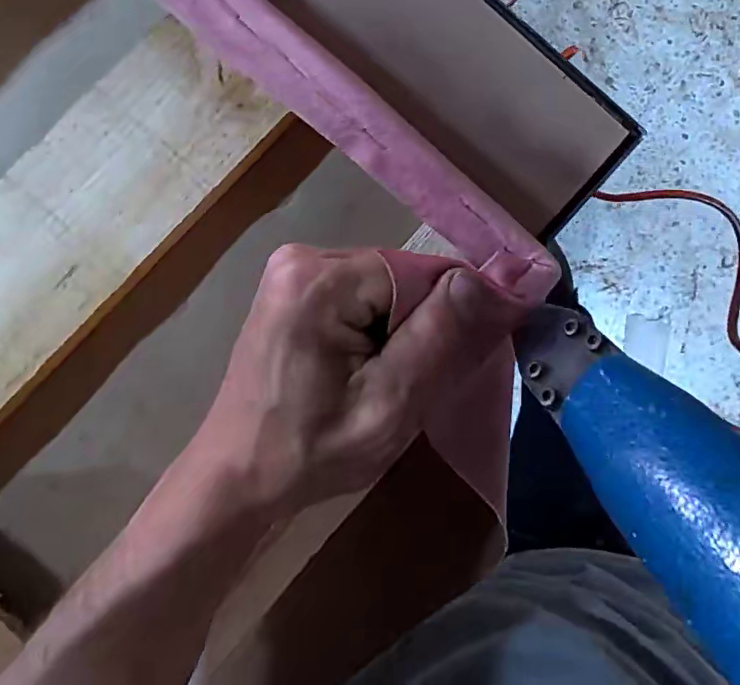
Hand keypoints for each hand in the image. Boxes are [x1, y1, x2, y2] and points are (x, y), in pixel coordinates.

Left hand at [182, 244, 528, 515]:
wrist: (234, 483)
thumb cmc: (310, 454)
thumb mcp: (390, 404)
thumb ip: (444, 334)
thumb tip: (505, 275)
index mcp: (321, 280)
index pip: (426, 273)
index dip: (450, 317)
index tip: (450, 363)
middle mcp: (305, 256)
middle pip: (407, 276)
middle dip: (423, 325)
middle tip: (411, 382)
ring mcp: (296, 267)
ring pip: (393, 285)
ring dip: (404, 328)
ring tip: (387, 378)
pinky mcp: (297, 284)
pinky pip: (369, 292)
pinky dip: (381, 326)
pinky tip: (366, 365)